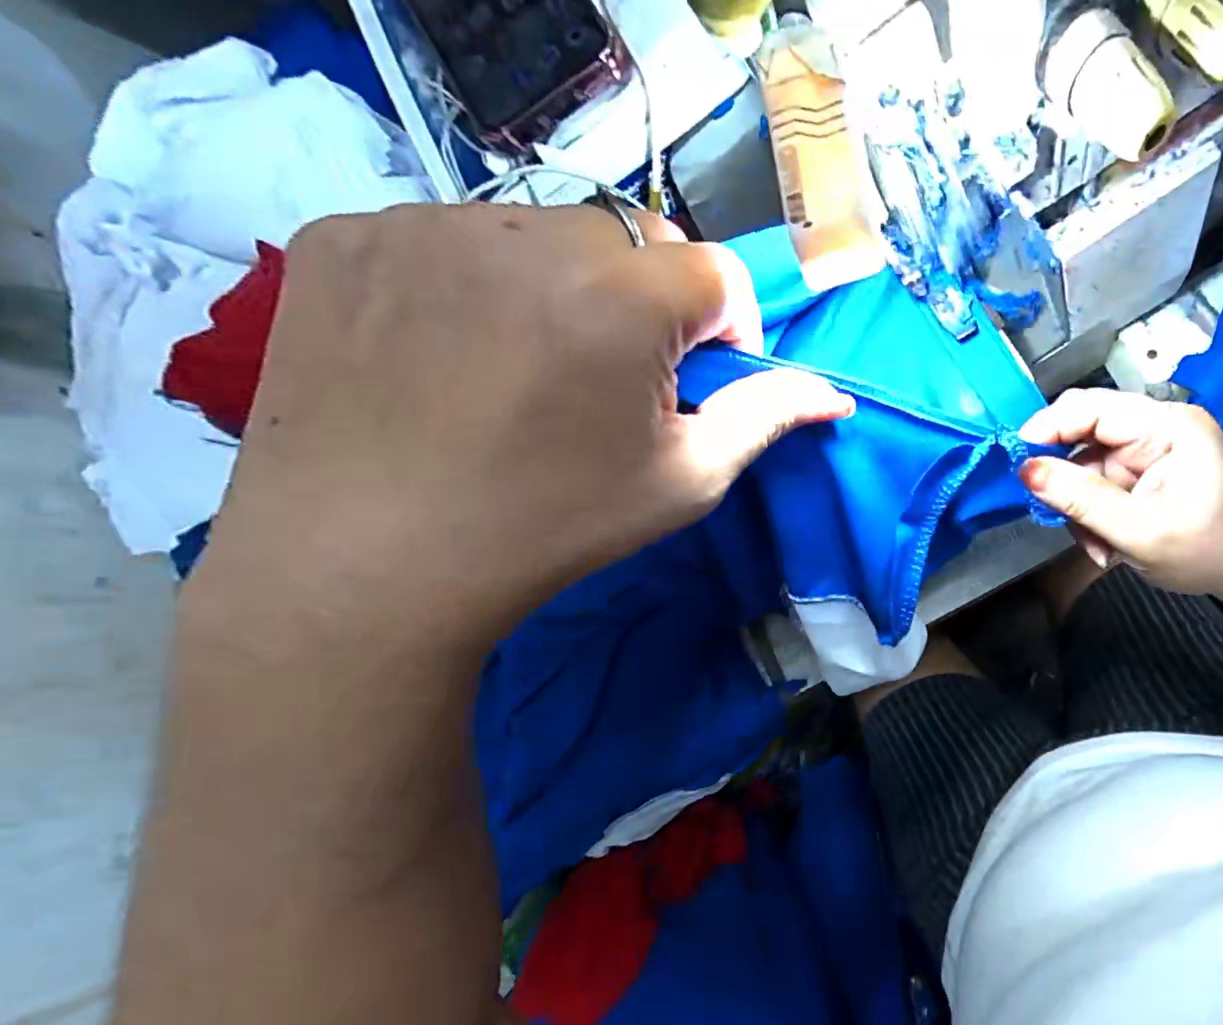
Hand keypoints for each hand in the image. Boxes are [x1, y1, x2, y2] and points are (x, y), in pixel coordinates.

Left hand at [192, 202, 851, 651]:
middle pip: (635, 239)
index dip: (724, 326)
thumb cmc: (555, 525)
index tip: (696, 379)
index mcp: (622, 298)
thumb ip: (766, 416)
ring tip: (533, 365)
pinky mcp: (348, 236)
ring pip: (544, 230)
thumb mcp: (686, 478)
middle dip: (649, 300)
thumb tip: (836, 396)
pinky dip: (478, 280)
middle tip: (616, 375)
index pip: (717, 270)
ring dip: (566, 285)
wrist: (369, 563)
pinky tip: (457, 350)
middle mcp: (526, 233)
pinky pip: (453, 237)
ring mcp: (424, 225)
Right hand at [1018, 389, 1222, 603]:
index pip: (1093, 408)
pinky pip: (1101, 486)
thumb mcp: (1141, 532)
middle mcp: (1158, 428)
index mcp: (1169, 425)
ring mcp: (1151, 451)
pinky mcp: (1146, 473)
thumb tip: (1026, 470)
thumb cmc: (1212, 552)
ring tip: (1102, 548)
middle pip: (1086, 437)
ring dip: (1083, 510)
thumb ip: (1082, 500)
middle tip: (1058, 516)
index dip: (1049, 428)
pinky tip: (1110, 545)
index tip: (1015, 459)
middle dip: (1069, 482)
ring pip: (1087, 468)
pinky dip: (1096, 518)